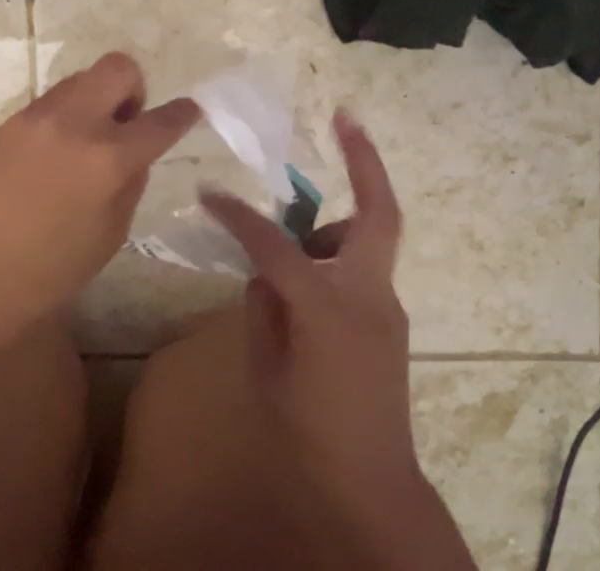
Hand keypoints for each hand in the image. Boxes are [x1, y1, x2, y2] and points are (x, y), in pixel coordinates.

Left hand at [0, 52, 199, 331]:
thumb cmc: (51, 270)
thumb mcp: (111, 232)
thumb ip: (130, 181)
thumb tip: (135, 152)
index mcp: (108, 157)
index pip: (160, 121)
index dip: (182, 114)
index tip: (189, 110)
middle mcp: (74, 123)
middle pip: (117, 68)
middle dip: (133, 88)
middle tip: (125, 125)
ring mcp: (35, 117)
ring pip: (80, 79)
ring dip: (95, 99)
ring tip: (87, 143)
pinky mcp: (7, 123)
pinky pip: (50, 102)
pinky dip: (65, 115)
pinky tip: (55, 156)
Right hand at [200, 112, 419, 494]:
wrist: (372, 482)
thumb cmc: (308, 430)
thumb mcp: (266, 367)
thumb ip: (263, 306)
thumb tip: (265, 269)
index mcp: (328, 308)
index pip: (276, 245)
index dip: (239, 215)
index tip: (208, 192)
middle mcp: (368, 295)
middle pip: (379, 212)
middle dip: (366, 160)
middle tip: (348, 117)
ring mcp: (387, 306)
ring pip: (370, 238)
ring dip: (337, 223)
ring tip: (297, 237)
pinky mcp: (391, 320)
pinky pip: (362, 269)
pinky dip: (335, 257)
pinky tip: (305, 279)